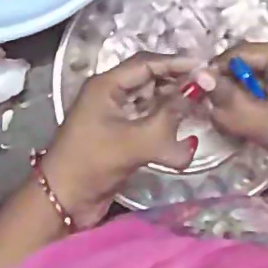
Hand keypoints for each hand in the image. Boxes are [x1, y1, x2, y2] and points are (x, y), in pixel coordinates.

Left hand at [47, 53, 200, 224]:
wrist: (62, 204)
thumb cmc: (92, 163)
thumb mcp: (134, 140)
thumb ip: (169, 117)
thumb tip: (196, 94)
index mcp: (106, 85)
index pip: (146, 63)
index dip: (176, 63)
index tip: (203, 67)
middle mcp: (111, 94)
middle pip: (150, 79)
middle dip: (177, 83)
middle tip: (206, 86)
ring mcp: (115, 115)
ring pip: (151, 100)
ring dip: (174, 104)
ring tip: (200, 106)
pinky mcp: (121, 135)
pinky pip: (148, 121)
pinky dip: (166, 124)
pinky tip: (185, 134)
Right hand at [204, 41, 267, 179]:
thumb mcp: (263, 120)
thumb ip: (228, 100)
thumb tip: (198, 76)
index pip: (236, 52)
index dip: (214, 70)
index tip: (195, 94)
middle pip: (241, 68)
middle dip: (225, 90)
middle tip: (209, 113)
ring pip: (248, 87)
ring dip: (236, 105)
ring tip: (226, 124)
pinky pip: (259, 101)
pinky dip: (248, 113)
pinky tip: (241, 130)